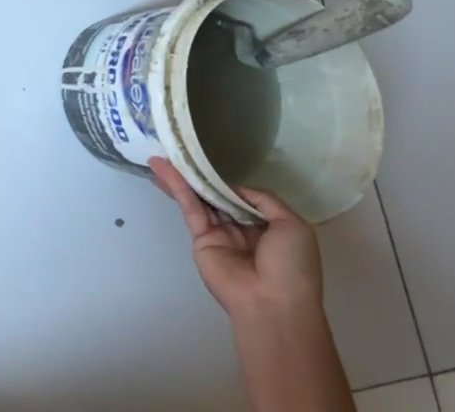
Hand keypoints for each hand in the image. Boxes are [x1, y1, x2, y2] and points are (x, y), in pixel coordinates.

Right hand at [149, 157, 322, 323]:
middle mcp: (243, 228)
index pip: (245, 197)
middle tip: (179, 152)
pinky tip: (163, 172)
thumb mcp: (293, 226)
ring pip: (200, 199)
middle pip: (218, 196)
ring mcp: (220, 234)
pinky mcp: (201, 239)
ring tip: (161, 156)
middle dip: (201, 176)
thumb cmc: (292, 265)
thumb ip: (265, 200)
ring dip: (182, 178)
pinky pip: (190, 209)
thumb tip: (236, 188)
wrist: (272, 302)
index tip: (214, 162)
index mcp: (269, 226)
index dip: (230, 181)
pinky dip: (177, 189)